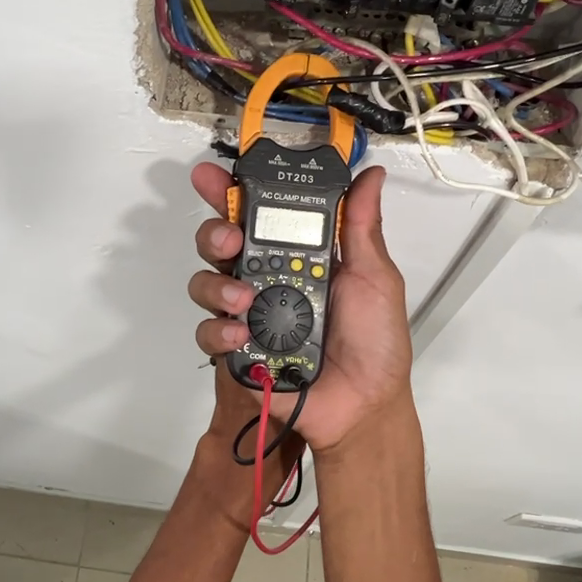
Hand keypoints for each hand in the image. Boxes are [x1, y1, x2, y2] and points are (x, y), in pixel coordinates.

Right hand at [187, 162, 414, 455]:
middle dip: (214, 233)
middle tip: (229, 240)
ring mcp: (248, 316)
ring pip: (205, 285)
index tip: (211, 176)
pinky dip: (217, 331)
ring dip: (215, 285)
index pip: (258, 214)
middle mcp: (266, 279)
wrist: (365, 406)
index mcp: (297, 256)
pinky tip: (241, 335)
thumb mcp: (375, 277)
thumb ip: (362, 227)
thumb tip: (370, 175)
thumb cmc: (375, 342)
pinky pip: (208, 334)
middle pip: (220, 244)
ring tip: (242, 299)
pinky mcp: (237, 352)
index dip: (231, 193)